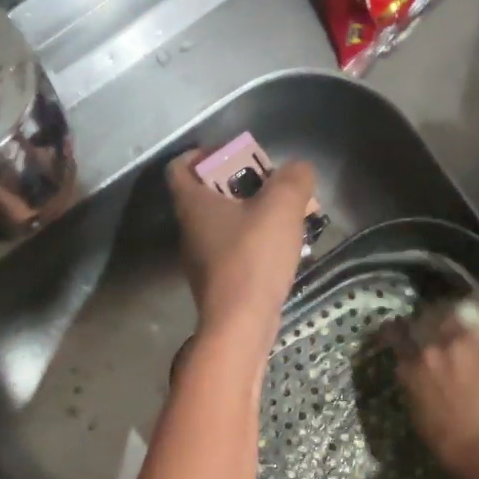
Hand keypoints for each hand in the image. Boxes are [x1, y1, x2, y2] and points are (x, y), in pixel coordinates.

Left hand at [166, 150, 316, 337]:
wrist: (240, 325)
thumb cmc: (253, 258)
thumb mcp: (282, 206)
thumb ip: (293, 179)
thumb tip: (298, 171)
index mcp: (192, 204)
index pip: (180, 166)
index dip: (203, 153)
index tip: (235, 155)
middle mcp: (189, 230)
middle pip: (209, 195)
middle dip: (242, 185)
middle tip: (274, 187)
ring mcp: (201, 261)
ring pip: (225, 226)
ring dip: (253, 217)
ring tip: (287, 220)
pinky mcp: (218, 285)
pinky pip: (235, 253)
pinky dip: (256, 246)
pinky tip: (283, 252)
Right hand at [397, 314, 478, 478]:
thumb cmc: (450, 443)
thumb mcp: (419, 415)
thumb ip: (415, 387)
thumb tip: (416, 376)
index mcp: (412, 368)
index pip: (396, 337)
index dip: (397, 334)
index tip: (397, 333)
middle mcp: (436, 348)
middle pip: (427, 323)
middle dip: (429, 329)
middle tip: (435, 338)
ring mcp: (468, 344)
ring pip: (457, 322)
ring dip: (455, 330)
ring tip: (461, 342)